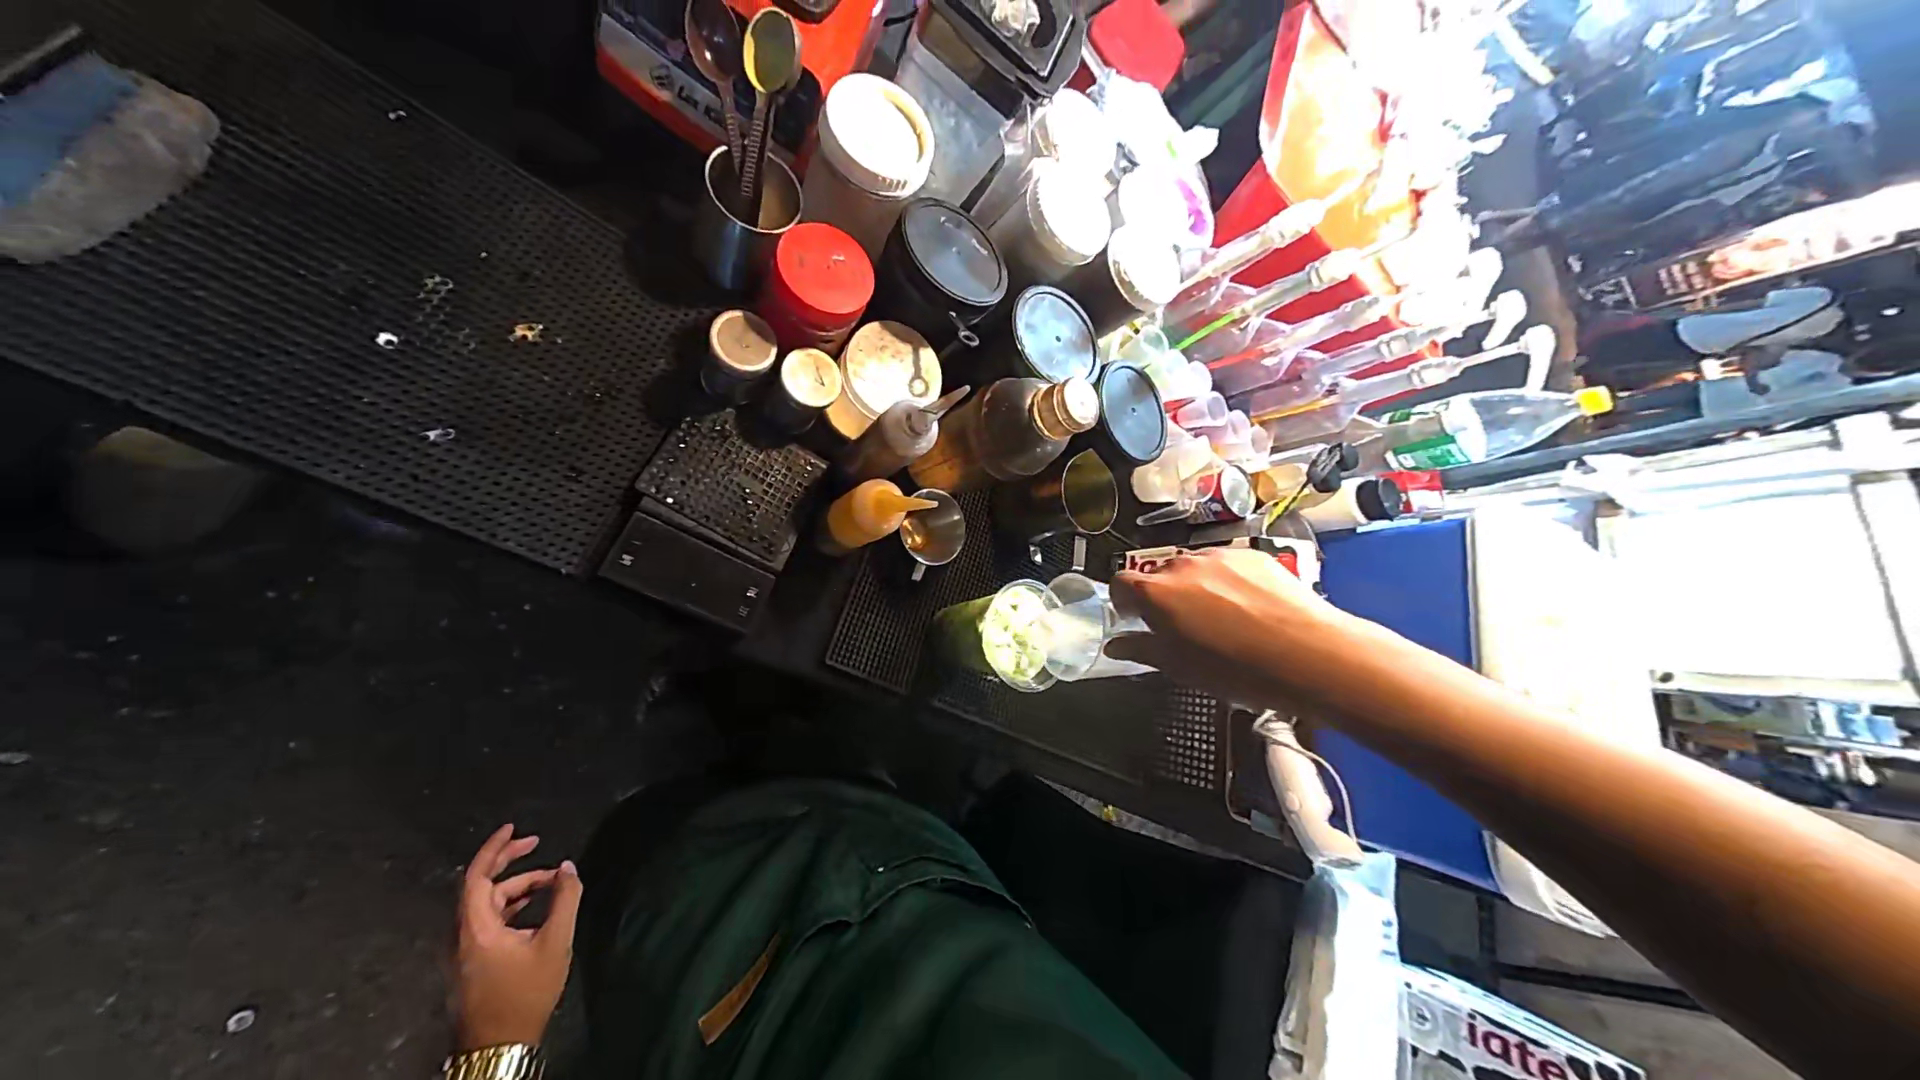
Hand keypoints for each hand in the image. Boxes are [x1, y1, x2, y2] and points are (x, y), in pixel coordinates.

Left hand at [452, 825, 582, 1050]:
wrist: (499, 1047)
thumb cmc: (525, 993)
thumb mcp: (555, 942)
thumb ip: (565, 899)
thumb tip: (567, 867)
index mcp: (476, 928)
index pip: (476, 877)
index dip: (494, 849)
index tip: (513, 828)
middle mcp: (462, 935)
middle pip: (480, 886)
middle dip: (508, 861)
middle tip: (536, 843)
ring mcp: (464, 951)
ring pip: (487, 904)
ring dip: (517, 886)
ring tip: (551, 881)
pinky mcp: (472, 962)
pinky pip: (488, 920)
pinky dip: (512, 905)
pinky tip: (536, 906)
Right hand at [1108, 547, 1361, 707]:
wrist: (1311, 655)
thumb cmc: (1239, 669)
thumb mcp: (1181, 668)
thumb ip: (1142, 650)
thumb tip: (1117, 646)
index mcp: (1157, 593)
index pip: (1121, 583)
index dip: (1124, 602)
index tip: (1136, 619)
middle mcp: (1183, 565)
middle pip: (1159, 575)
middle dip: (1164, 597)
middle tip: (1184, 627)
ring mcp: (1220, 556)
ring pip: (1194, 569)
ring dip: (1197, 588)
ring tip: (1223, 620)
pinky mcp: (1252, 555)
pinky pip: (1227, 565)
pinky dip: (1228, 582)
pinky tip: (1249, 609)